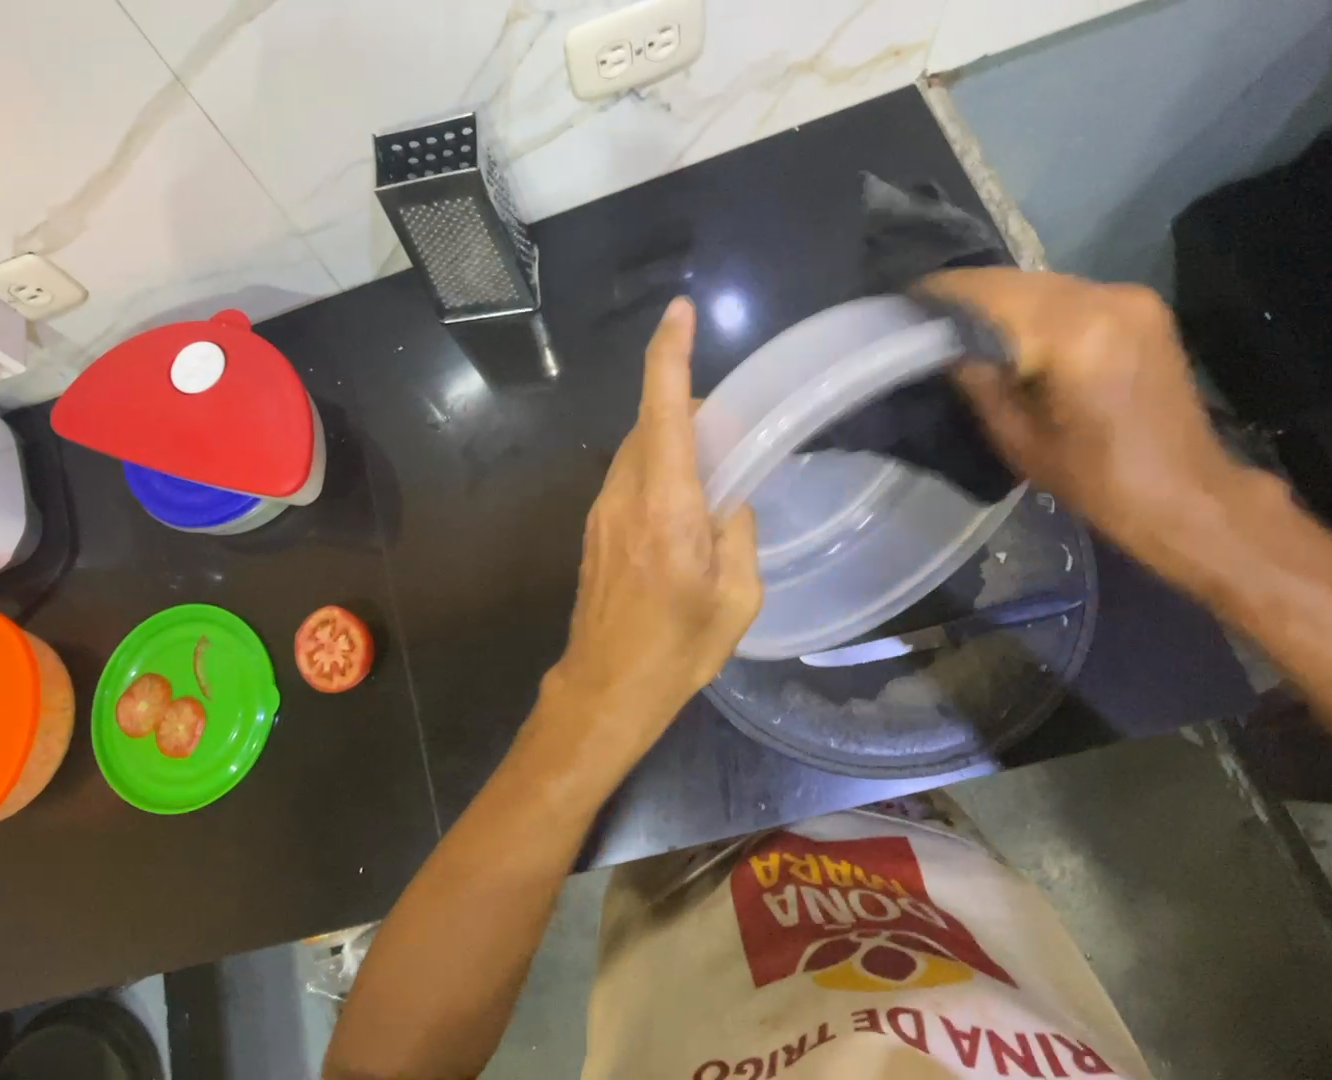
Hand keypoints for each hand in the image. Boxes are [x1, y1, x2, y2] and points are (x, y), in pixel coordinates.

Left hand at [541, 297, 760, 757]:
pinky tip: (681, 509)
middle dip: (686, 408)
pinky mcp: (594, 529)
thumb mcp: (737, 595)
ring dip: (671, 443)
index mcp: (666, 506)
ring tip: (710, 475)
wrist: (607, 684)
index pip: (663, 410)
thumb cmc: (678, 648)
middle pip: (650, 423)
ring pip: (637, 451)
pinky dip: (656, 472)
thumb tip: (729, 495)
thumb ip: (738, 531)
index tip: (679, 312)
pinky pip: (628, 479)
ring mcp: (601, 511)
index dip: (669, 355)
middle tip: (730, 431)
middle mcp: (625, 496)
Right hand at [921, 269, 1258, 566]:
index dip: (942, 292)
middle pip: (1016, 281)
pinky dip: (1031, 306)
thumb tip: (942, 345)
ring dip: (998, 299)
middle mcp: (1104, 300)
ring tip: (956, 319)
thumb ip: (976, 380)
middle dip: (967, 293)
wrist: (1181, 489)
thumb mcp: (1014, 436)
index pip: (990, 293)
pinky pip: (1068, 294)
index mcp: (1072, 334)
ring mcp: (1129, 298)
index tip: (904, 300)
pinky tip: (1006, 327)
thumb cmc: (1090, 476)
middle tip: (923, 312)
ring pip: (1042, 284)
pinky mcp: (1140, 307)